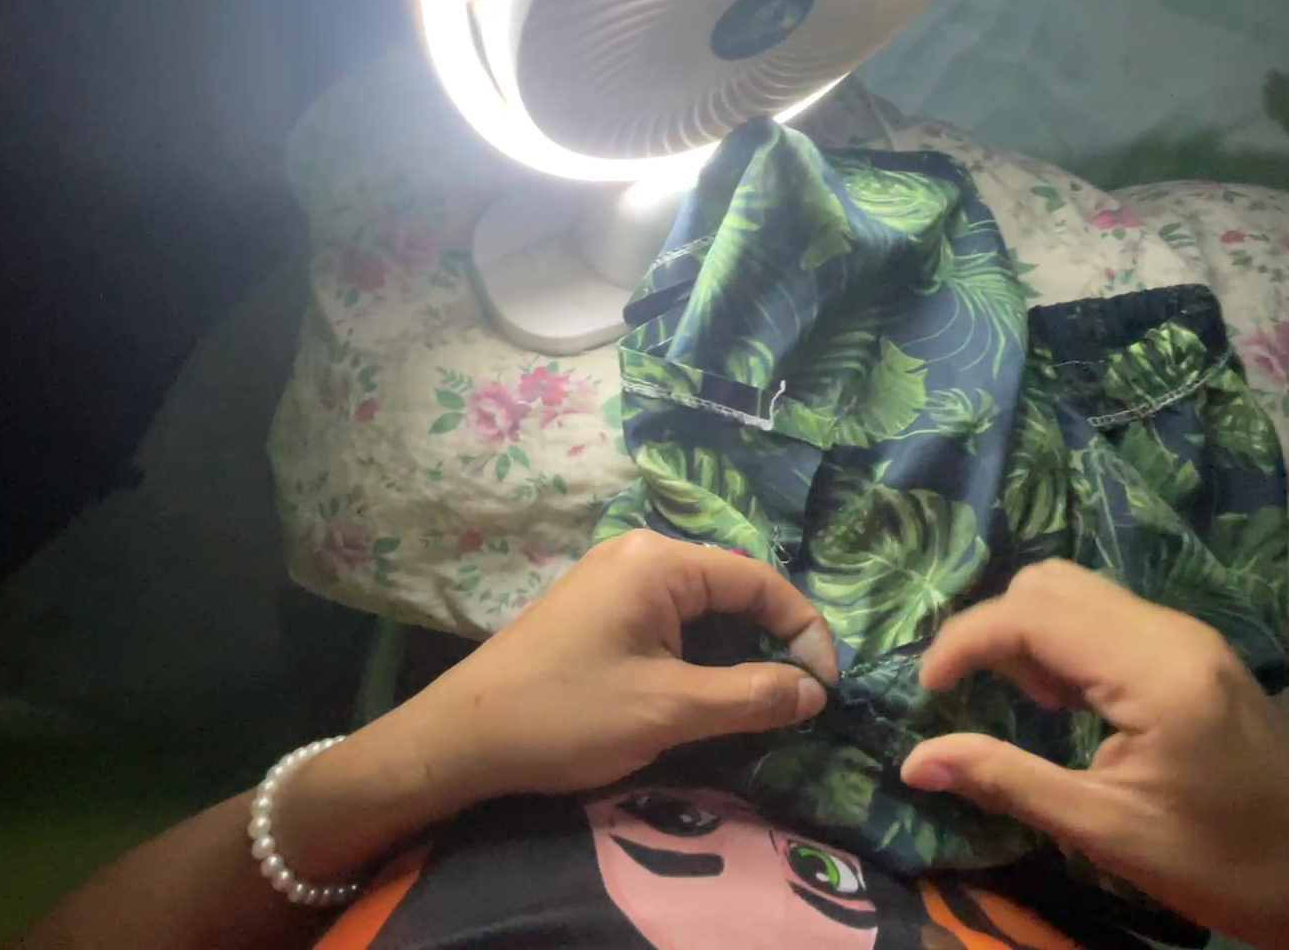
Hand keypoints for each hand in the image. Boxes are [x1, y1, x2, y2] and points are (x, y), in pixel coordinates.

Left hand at [396, 530, 838, 803]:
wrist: (462, 736)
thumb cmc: (567, 715)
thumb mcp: (668, 708)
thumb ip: (750, 695)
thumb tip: (814, 690)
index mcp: (660, 561)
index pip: (759, 580)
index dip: (803, 629)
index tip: (825, 687)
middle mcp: (640, 551)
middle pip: (732, 584)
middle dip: (771, 635)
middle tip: (796, 693)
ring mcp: (616, 572)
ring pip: (701, 601)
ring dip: (736, 643)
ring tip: (759, 692)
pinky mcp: (600, 600)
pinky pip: (669, 612)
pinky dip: (699, 644)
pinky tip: (706, 679)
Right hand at [899, 560, 1288, 949]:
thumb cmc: (1228, 868)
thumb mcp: (1108, 833)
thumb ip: (1005, 782)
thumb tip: (913, 763)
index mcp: (1156, 674)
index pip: (1030, 616)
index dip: (964, 641)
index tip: (929, 687)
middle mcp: (1168, 631)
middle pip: (1045, 585)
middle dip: (995, 631)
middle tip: (989, 696)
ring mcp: (1182, 631)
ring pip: (1068, 587)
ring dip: (1026, 629)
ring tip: (1036, 700)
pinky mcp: (1186, 643)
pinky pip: (1095, 609)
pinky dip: (1058, 637)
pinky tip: (1072, 697)